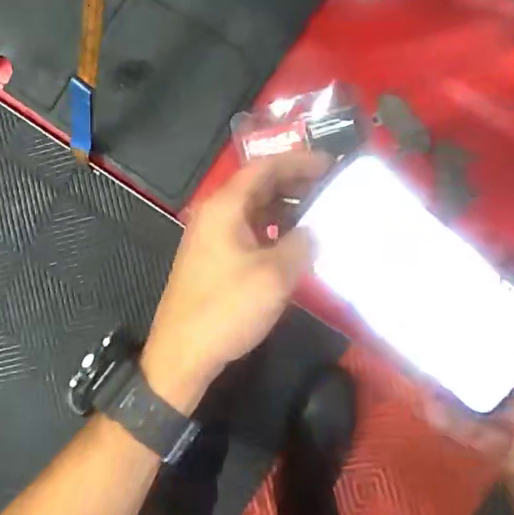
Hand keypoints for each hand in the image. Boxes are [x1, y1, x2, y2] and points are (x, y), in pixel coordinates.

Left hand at [139, 150, 328, 413]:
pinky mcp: (213, 258)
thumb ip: (301, 244)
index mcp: (224, 207)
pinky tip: (295, 242)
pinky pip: (247, 230)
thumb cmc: (227, 308)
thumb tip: (313, 231)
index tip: (331, 164)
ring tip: (320, 212)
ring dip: (285, 206)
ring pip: (253, 209)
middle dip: (294, 182)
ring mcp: (211, 236)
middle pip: (257, 185)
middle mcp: (214, 213)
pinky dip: (273, 229)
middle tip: (331, 187)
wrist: (182, 353)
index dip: (298, 161)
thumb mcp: (274, 276)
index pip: (263, 167)